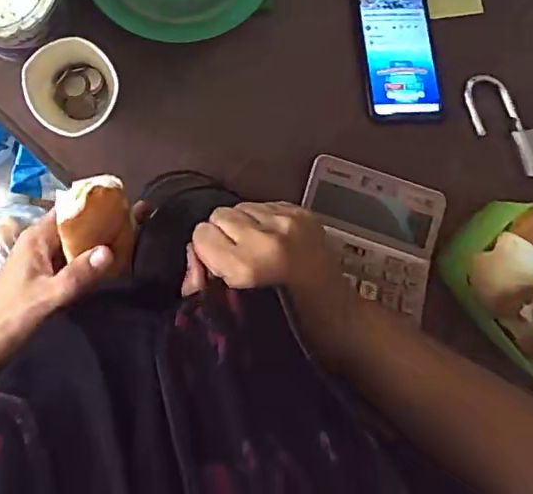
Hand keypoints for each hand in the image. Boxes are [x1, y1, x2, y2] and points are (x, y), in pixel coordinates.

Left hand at [0, 211, 115, 367]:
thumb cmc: (12, 315)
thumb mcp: (49, 296)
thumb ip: (78, 274)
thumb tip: (109, 250)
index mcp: (36, 236)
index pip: (67, 210)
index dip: (91, 205)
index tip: (118, 203)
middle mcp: (36, 241)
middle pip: (70, 226)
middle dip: (96, 225)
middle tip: (127, 225)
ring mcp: (36, 258)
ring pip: (68, 244)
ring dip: (90, 244)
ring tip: (122, 242)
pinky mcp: (38, 275)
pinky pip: (65, 260)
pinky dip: (81, 261)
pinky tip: (101, 268)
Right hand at [191, 202, 366, 359]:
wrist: (342, 322)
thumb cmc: (288, 327)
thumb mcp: (239, 311)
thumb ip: (205, 285)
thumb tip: (190, 266)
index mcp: (250, 265)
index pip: (201, 235)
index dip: (206, 253)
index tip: (219, 270)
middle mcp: (269, 236)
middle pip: (218, 215)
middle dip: (222, 236)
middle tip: (237, 259)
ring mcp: (289, 220)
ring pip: (239, 206)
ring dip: (242, 225)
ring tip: (257, 249)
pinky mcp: (301, 211)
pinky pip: (262, 204)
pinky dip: (261, 220)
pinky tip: (272, 240)